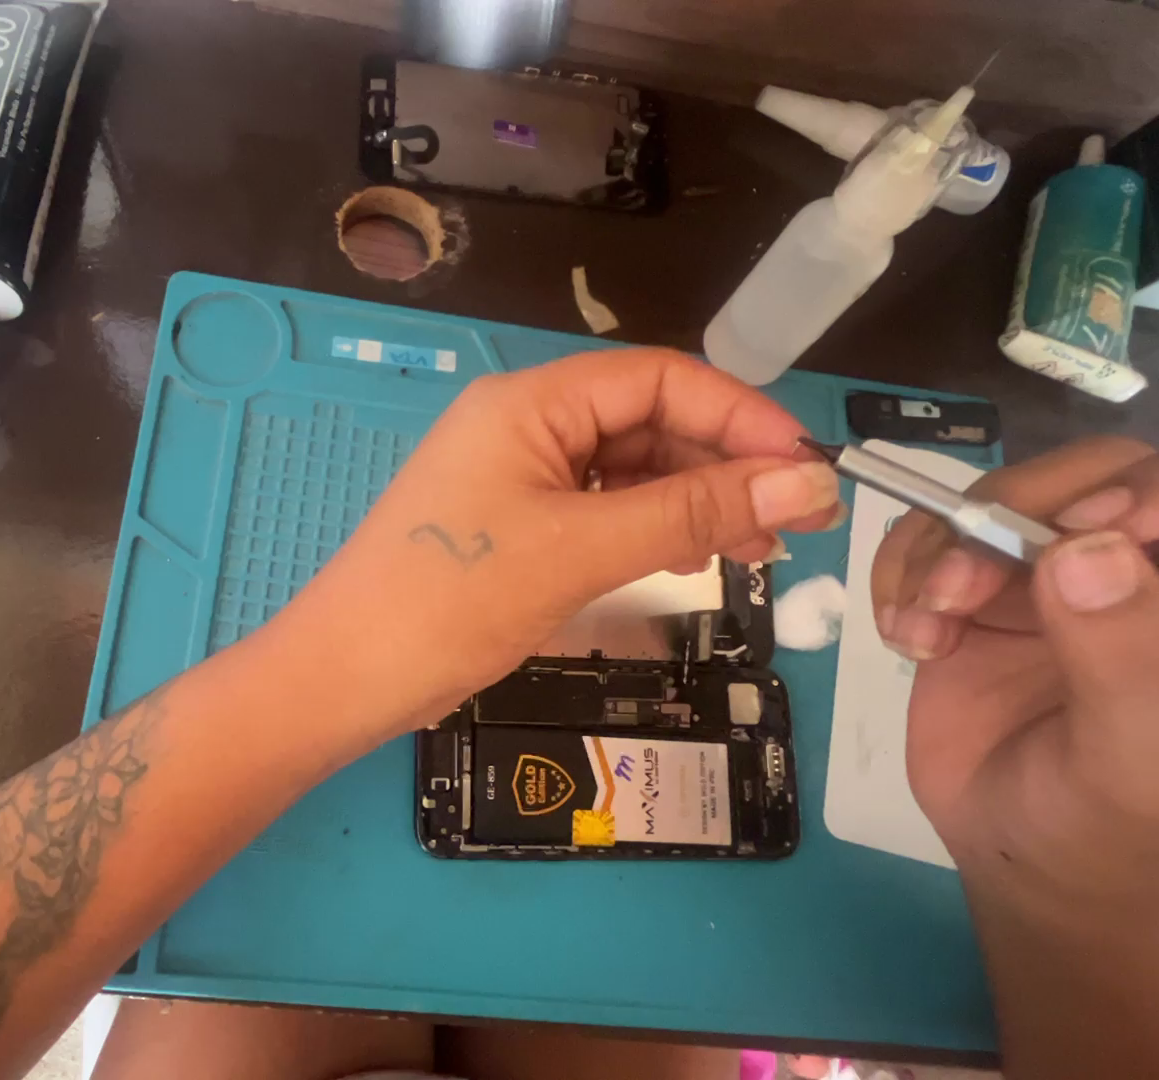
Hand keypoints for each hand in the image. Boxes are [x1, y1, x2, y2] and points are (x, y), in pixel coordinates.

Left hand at [271, 348, 841, 736]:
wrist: (350, 674)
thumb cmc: (453, 601)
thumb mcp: (579, 550)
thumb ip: (691, 511)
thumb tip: (808, 479)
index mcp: (529, 403)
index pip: (656, 380)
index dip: (738, 416)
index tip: (805, 469)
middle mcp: (523, 426)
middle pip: (645, 424)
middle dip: (721, 467)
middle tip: (794, 525)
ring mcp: (516, 478)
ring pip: (625, 472)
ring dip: (691, 502)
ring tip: (754, 550)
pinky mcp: (514, 526)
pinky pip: (598, 510)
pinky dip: (648, 530)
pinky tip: (692, 558)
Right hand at [871, 438, 1158, 923]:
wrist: (1012, 856)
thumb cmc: (1107, 833)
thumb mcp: (1141, 769)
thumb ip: (1135, 666)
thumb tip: (1085, 549)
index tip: (1089, 530)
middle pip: (1109, 470)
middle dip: (1017, 515)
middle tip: (961, 587)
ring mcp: (1067, 572)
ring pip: (1001, 494)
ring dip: (938, 549)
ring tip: (922, 628)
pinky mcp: (984, 583)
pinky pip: (931, 532)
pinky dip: (899, 572)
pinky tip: (906, 636)